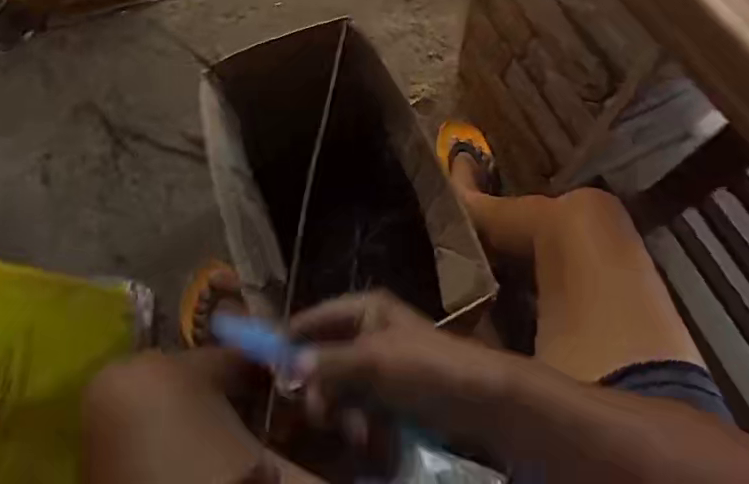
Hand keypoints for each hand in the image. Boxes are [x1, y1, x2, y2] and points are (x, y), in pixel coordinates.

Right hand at [288, 292, 507, 438]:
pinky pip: (359, 411)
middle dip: (319, 388)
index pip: (315, 317)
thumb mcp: (376, 361)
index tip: (265, 367)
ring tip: (357, 432)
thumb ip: (330, 362)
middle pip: (323, 358)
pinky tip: (369, 440)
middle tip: (320, 414)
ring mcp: (380, 368)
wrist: (483, 403)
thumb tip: (286, 367)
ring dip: (340, 413)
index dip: (291, 338)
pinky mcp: (391, 400)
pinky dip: (358, 426)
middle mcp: (369, 333)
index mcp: (366, 310)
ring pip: (338, 390)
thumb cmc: (428, 368)